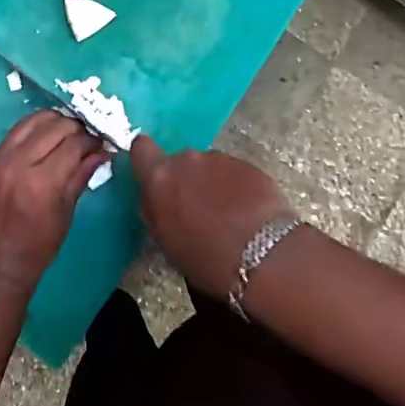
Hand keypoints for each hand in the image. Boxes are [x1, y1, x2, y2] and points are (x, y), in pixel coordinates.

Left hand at [0, 111, 107, 294]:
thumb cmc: (38, 247)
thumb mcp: (66, 212)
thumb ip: (81, 175)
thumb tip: (101, 151)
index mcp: (42, 182)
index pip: (73, 144)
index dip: (91, 141)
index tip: (100, 144)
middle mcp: (18, 164)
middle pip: (54, 126)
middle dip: (75, 128)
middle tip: (86, 139)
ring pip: (32, 121)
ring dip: (54, 122)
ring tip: (66, 134)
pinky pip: (15, 132)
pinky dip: (34, 130)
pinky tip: (45, 139)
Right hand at [130, 136, 294, 296]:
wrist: (263, 255)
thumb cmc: (205, 257)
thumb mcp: (165, 241)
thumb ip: (155, 210)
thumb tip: (156, 199)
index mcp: (160, 177)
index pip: (141, 148)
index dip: (145, 159)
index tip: (151, 176)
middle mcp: (188, 159)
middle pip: (178, 161)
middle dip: (183, 180)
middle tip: (193, 209)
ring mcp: (221, 159)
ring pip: (207, 167)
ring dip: (210, 183)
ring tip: (225, 214)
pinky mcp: (250, 165)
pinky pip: (233, 173)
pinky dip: (235, 187)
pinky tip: (245, 213)